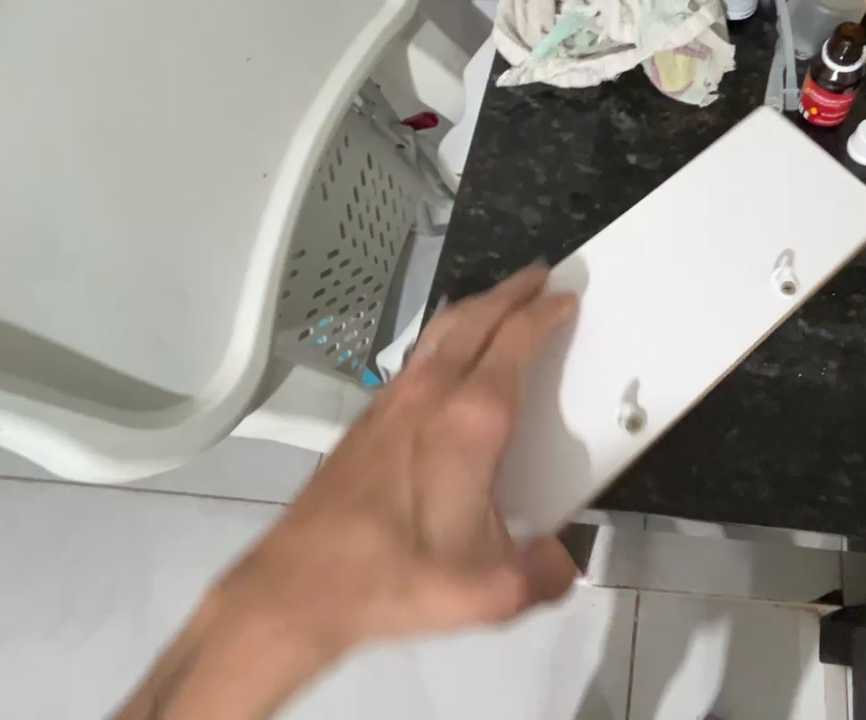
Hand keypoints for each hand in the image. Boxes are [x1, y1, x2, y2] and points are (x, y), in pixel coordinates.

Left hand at [116, 265, 580, 719]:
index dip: (546, 310)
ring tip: (501, 301)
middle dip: (514, 290)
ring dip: (479, 305)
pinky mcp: (371, 413)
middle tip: (541, 276)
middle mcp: (436, 391)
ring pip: (444, 327)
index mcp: (474, 417)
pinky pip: (421, 350)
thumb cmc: (400, 575)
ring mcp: (397, 396)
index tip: (566, 295)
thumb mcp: (490, 589)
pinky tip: (451, 352)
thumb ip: (543, 572)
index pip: (517, 338)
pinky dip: (449, 331)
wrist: (300, 587)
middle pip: (479, 316)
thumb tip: (565, 562)